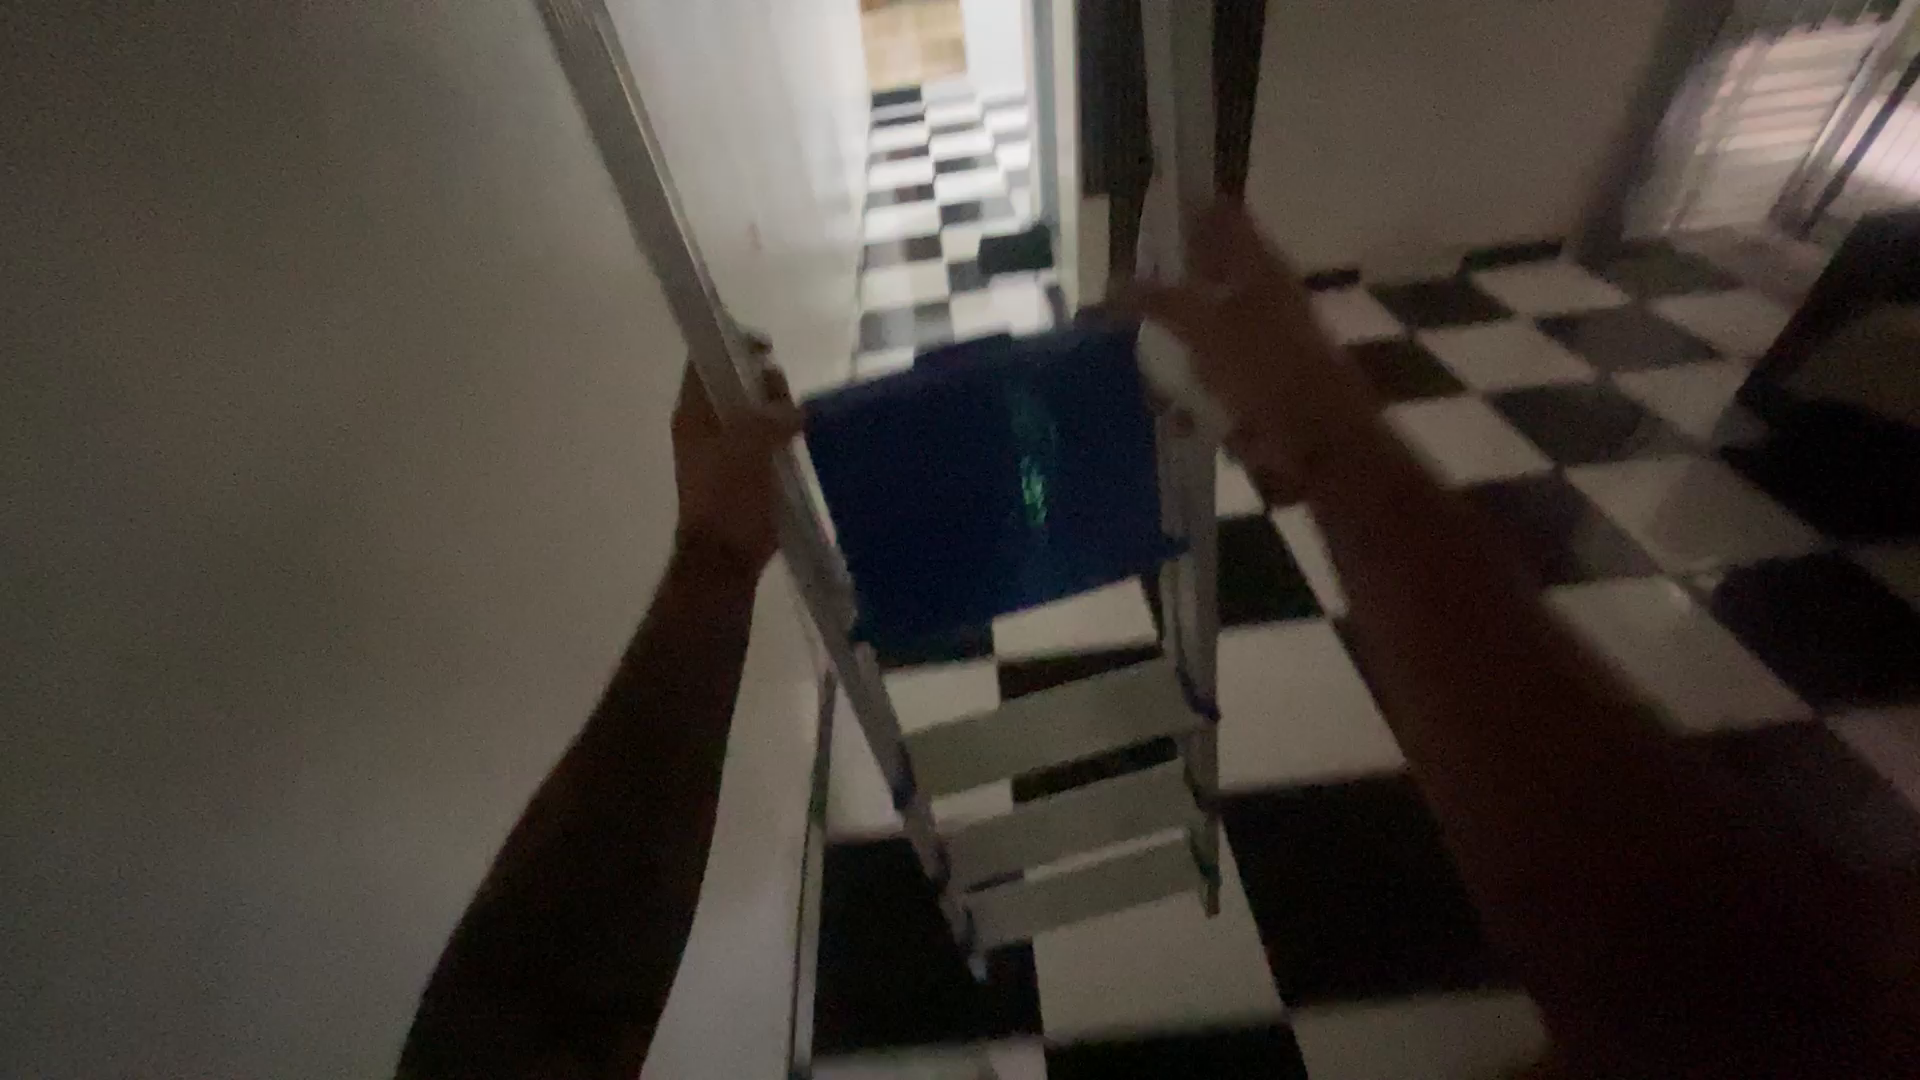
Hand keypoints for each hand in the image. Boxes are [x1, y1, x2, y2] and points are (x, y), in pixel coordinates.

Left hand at [671, 351, 802, 575]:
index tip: (763, 346)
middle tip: (784, 399)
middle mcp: (708, 427)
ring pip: (756, 415)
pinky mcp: (749, 472)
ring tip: (798, 423)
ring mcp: (729, 451)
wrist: (727, 556)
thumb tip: (794, 411)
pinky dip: (784, 436)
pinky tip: (802, 440)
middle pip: (736, 386)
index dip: (730, 346)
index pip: (704, 363)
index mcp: (694, 414)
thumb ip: (769, 419)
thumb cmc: (727, 498)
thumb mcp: (747, 448)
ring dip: (778, 412)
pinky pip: (769, 442)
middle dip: (763, 383)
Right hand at [1119, 202, 1377, 499]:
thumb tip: (1112, 284)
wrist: (1312, 438)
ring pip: (1196, 335)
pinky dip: (1184, 395)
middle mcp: (1256, 299)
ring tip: (1139, 367)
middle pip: (1201, 280)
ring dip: (1167, 353)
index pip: (1219, 219)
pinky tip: (1169, 411)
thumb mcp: (1205, 328)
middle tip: (1121, 303)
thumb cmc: (1264, 370)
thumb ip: (1160, 301)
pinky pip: (1202, 381)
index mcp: (1256, 269)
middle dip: (1161, 292)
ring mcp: (1251, 345)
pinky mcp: (1244, 386)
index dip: (1185, 212)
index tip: (1143, 222)